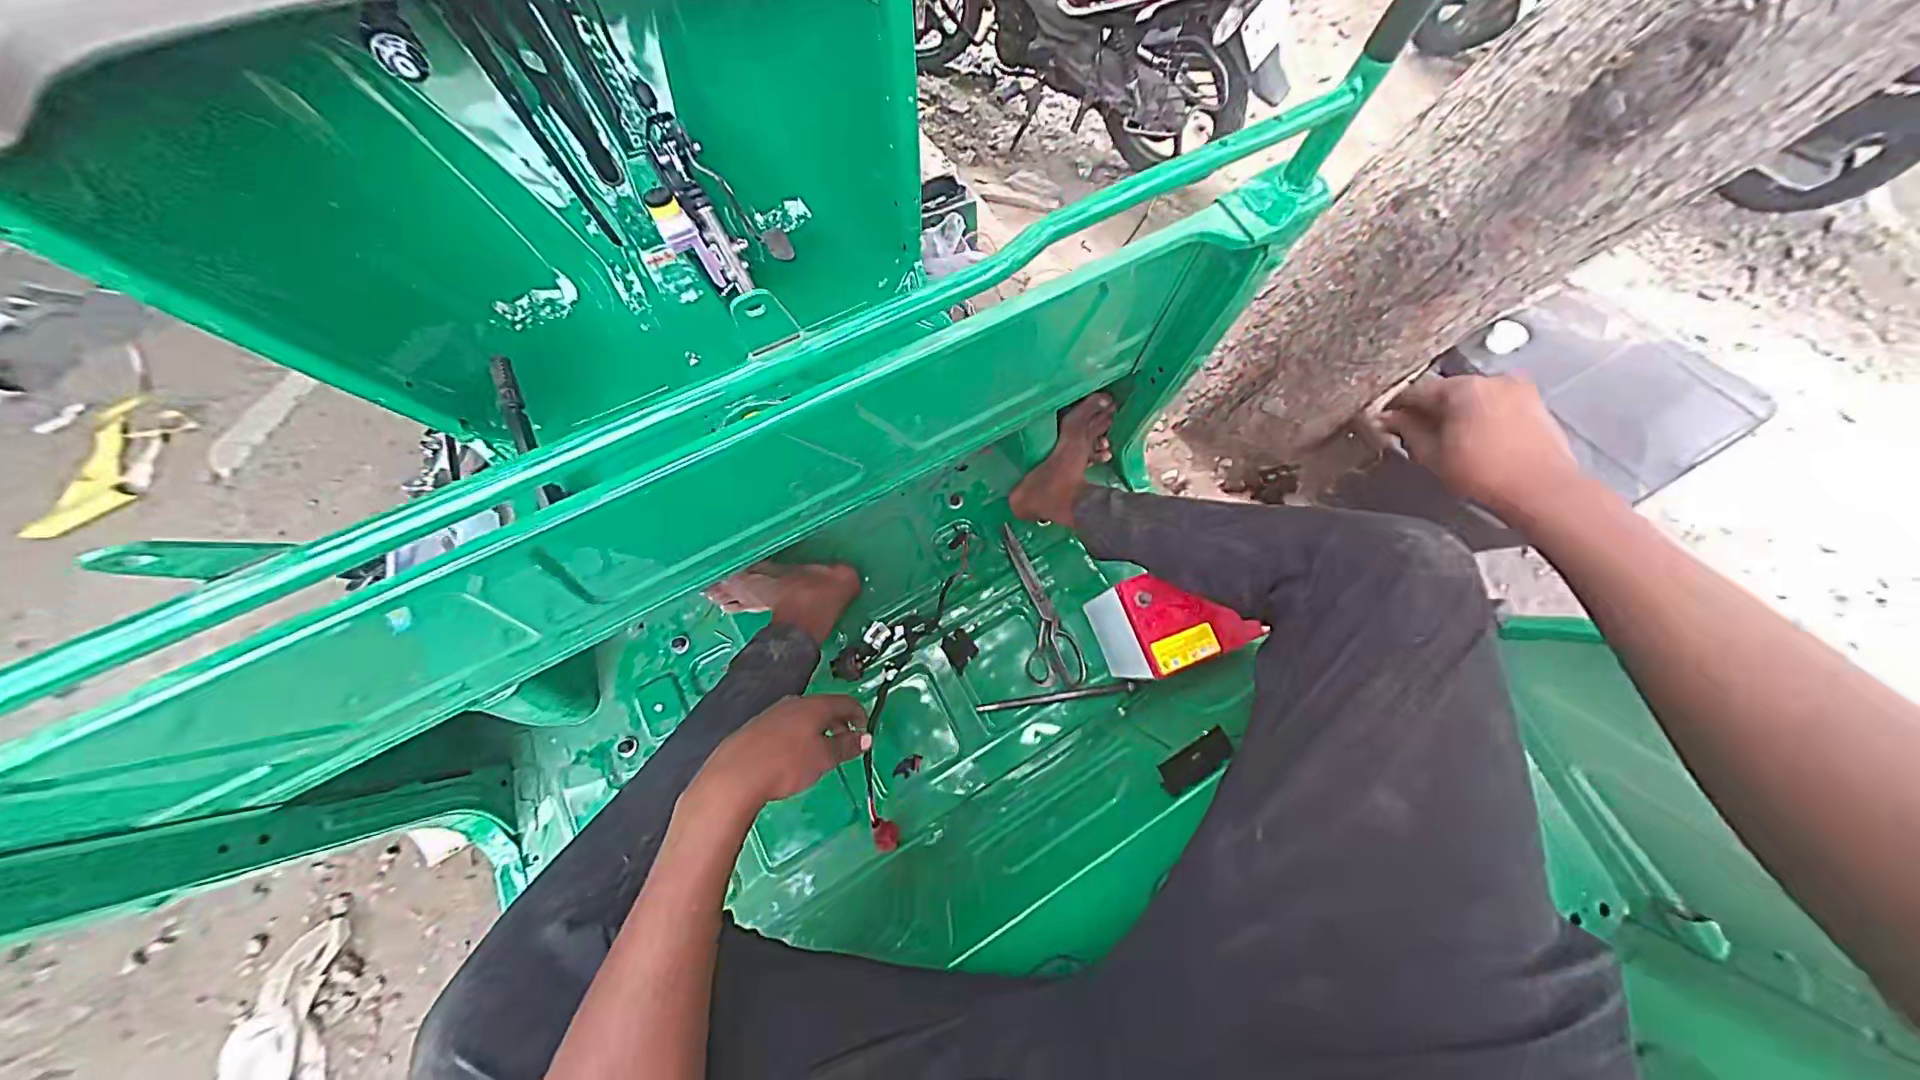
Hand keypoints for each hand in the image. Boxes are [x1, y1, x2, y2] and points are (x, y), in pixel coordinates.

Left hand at [695, 695, 869, 806]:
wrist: (734, 776)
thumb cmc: (785, 764)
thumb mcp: (824, 758)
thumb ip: (847, 746)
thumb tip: (865, 738)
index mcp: (814, 706)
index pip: (846, 702)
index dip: (860, 715)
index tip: (865, 732)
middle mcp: (793, 703)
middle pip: (824, 707)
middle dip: (839, 724)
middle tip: (846, 745)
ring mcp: (772, 713)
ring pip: (803, 716)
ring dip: (818, 731)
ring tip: (820, 754)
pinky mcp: (755, 728)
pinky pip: (785, 726)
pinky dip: (798, 736)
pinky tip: (793, 757)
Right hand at [1377, 374, 1582, 518]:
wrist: (1541, 489)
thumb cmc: (1483, 473)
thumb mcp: (1431, 454)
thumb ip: (1406, 430)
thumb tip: (1389, 419)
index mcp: (1463, 388)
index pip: (1416, 391)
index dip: (1395, 408)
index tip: (1385, 422)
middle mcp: (1493, 380)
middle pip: (1446, 392)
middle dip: (1428, 411)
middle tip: (1413, 435)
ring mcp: (1518, 390)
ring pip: (1472, 398)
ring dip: (1454, 414)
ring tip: (1445, 441)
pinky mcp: (1535, 404)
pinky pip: (1494, 405)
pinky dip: (1478, 417)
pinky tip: (1473, 441)